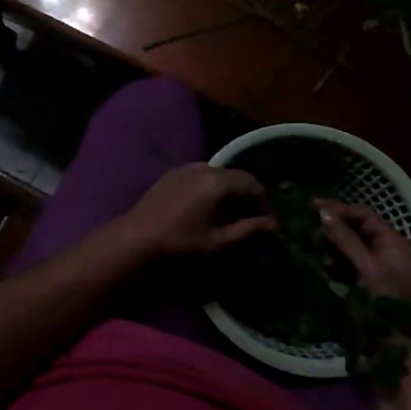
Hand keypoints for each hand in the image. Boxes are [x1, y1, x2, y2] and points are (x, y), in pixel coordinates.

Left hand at [111, 163, 276, 258]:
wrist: (138, 236)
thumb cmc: (181, 241)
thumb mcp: (218, 241)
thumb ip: (248, 230)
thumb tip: (272, 225)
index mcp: (219, 183)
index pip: (254, 185)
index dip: (265, 203)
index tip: (269, 222)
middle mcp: (206, 168)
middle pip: (238, 175)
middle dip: (250, 194)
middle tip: (254, 215)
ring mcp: (187, 167)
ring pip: (220, 172)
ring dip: (232, 188)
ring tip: (233, 209)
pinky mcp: (174, 172)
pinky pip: (202, 173)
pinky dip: (213, 184)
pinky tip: (209, 202)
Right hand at [316, 199, 410, 300]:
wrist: (399, 346)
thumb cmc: (388, 302)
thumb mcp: (368, 268)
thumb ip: (346, 240)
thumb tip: (323, 213)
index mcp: (394, 243)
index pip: (365, 216)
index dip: (340, 209)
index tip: (313, 206)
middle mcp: (386, 252)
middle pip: (357, 230)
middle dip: (333, 226)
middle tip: (306, 221)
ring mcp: (376, 269)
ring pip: (349, 248)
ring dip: (330, 244)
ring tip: (307, 241)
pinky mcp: (365, 285)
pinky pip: (346, 267)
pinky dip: (333, 263)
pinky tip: (318, 263)